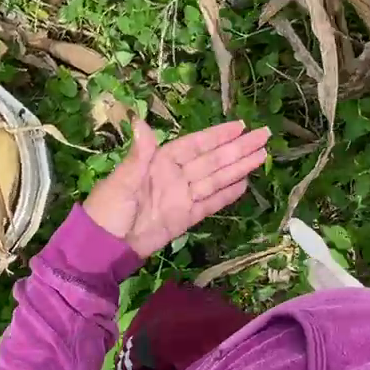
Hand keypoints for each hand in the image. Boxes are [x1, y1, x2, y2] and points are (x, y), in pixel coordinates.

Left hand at [83, 118, 270, 258]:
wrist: (104, 248)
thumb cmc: (108, 209)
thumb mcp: (122, 181)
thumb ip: (138, 155)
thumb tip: (139, 121)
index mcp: (160, 162)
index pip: (196, 145)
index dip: (218, 136)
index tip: (240, 126)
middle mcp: (174, 176)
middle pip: (212, 160)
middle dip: (238, 148)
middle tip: (265, 136)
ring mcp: (181, 198)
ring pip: (216, 179)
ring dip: (238, 168)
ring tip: (262, 156)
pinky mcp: (185, 219)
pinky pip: (210, 203)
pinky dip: (227, 195)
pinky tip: (244, 184)